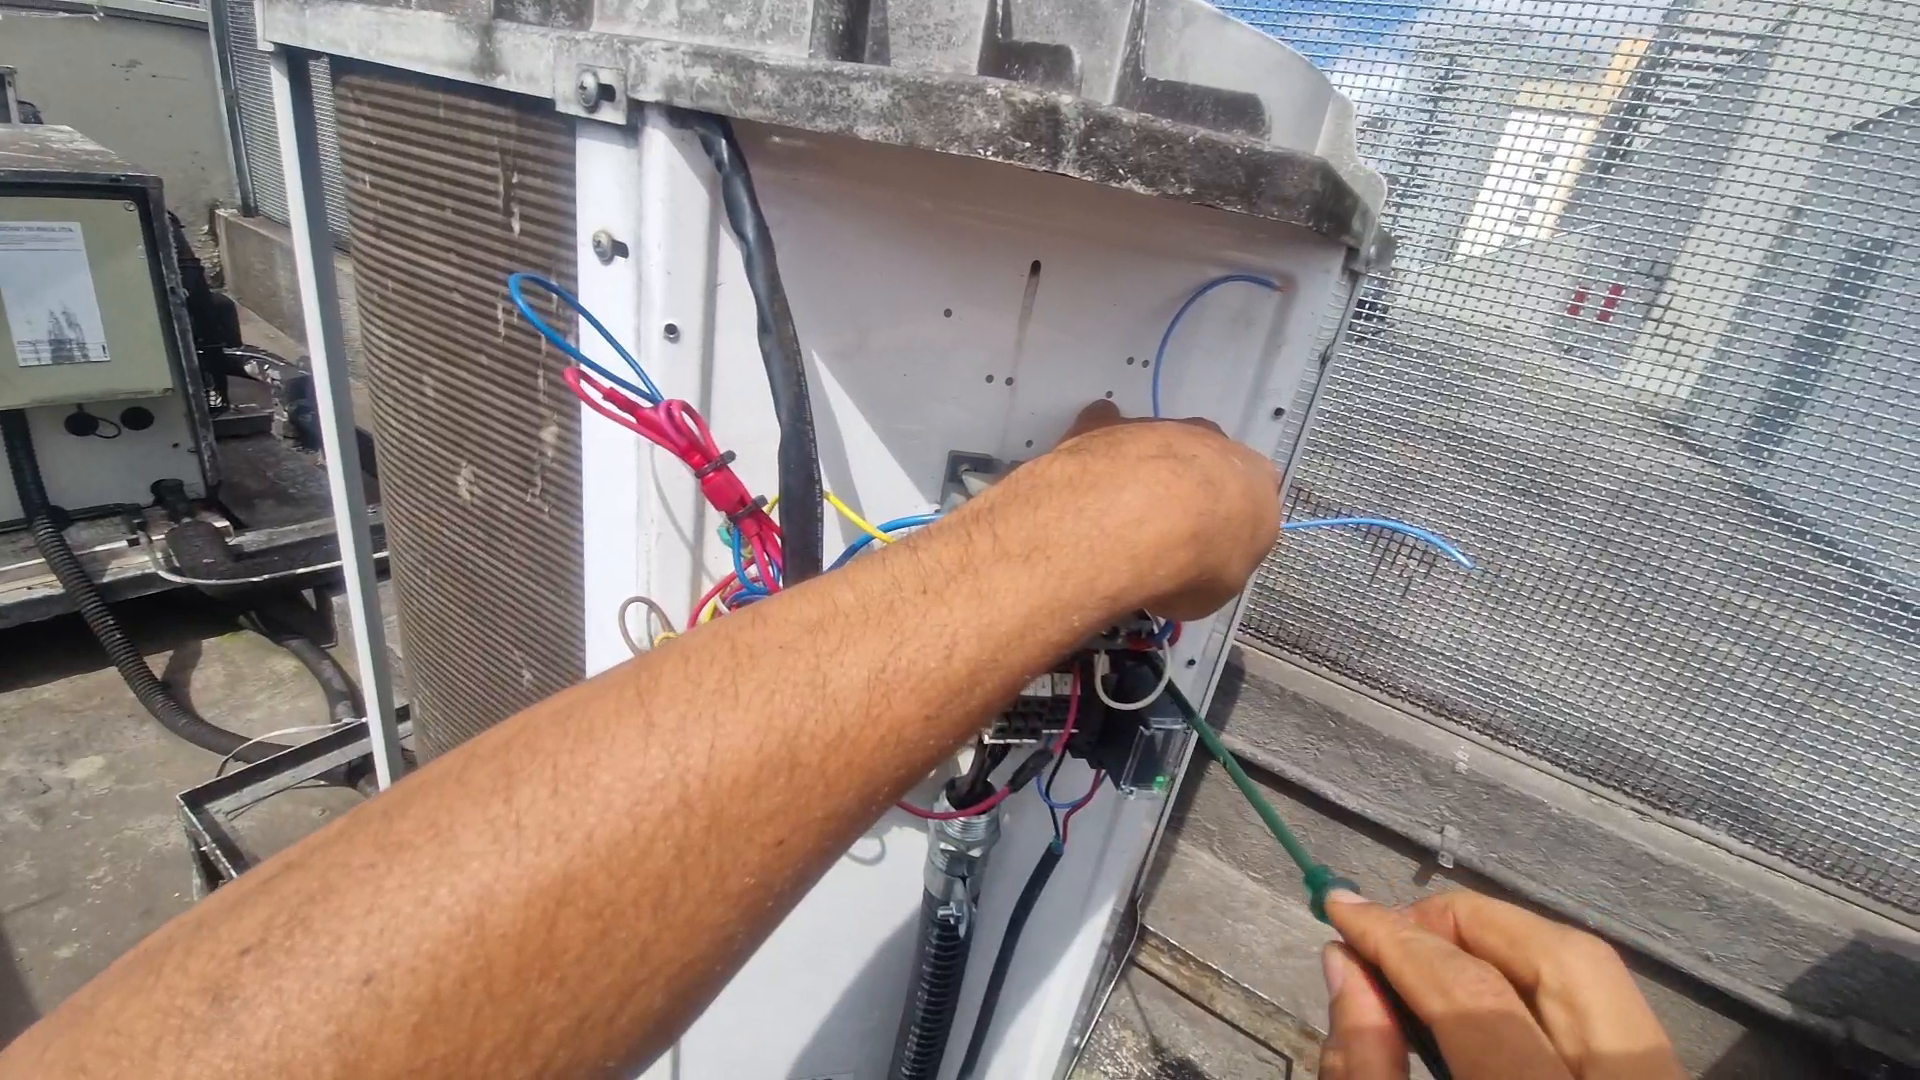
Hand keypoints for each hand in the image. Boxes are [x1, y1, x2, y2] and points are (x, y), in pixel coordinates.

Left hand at [995, 400, 1280, 620]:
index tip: (1207, 548)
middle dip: (1185, 490)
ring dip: (1141, 471)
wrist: (1130, 524)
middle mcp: (1212, 443)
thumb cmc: (1190, 564)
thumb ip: (1214, 567)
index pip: (1253, 497)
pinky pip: (1105, 425)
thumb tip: (1191, 573)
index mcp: (1255, 481)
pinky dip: (1097, 443)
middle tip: (1160, 531)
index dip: (1228, 523)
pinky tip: (1087, 472)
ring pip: (1155, 443)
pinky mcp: (1107, 422)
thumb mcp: (1217, 591)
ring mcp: (1159, 427)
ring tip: (1116, 514)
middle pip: (1205, 462)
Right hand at [1321, 890, 1684, 1079]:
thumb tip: (1343, 959)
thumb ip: (1366, 1062)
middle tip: (1394, 934)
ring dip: (1497, 944)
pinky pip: (1603, 1010)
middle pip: (1565, 960)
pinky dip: (1531, 982)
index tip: (1338, 906)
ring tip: (1429, 959)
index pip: (1475, 998)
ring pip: (1594, 974)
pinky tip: (1481, 1000)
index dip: (1396, 940)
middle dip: (1462, 922)